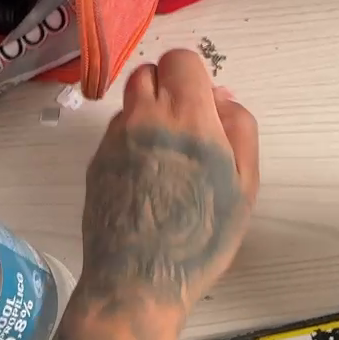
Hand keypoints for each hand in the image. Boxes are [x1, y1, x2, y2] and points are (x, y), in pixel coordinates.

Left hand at [80, 49, 259, 309]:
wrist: (138, 280)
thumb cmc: (201, 237)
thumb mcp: (244, 185)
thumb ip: (240, 130)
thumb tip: (222, 98)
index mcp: (185, 113)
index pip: (181, 59)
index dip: (194, 79)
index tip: (203, 109)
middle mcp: (142, 116)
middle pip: (148, 74)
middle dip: (168, 90)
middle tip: (185, 130)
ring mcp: (112, 141)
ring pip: (129, 106)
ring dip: (146, 118)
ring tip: (164, 162)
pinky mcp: (94, 166)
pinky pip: (114, 139)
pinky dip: (130, 147)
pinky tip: (144, 184)